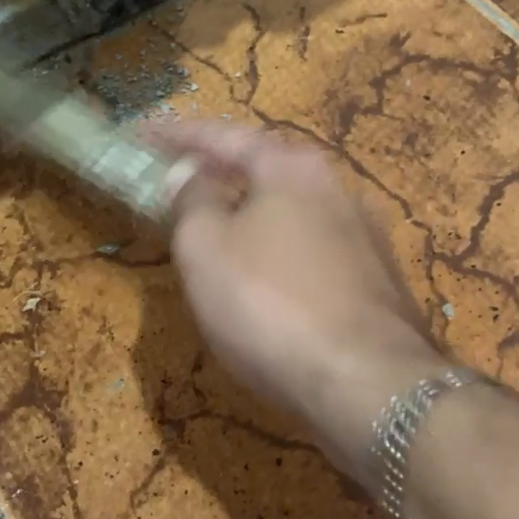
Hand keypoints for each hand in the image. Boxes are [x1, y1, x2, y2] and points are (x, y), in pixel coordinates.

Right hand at [149, 121, 449, 469]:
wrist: (371, 386)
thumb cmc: (270, 304)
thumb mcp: (204, 247)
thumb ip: (191, 199)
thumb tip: (190, 173)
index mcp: (290, 166)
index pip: (222, 135)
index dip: (176, 134)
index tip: (143, 132)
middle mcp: (334, 186)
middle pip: (263, 166)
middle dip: (218, 169)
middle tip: (177, 175)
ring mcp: (363, 233)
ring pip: (289, 207)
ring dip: (248, 209)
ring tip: (213, 222)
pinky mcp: (376, 278)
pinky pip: (309, 244)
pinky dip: (275, 243)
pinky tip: (260, 270)